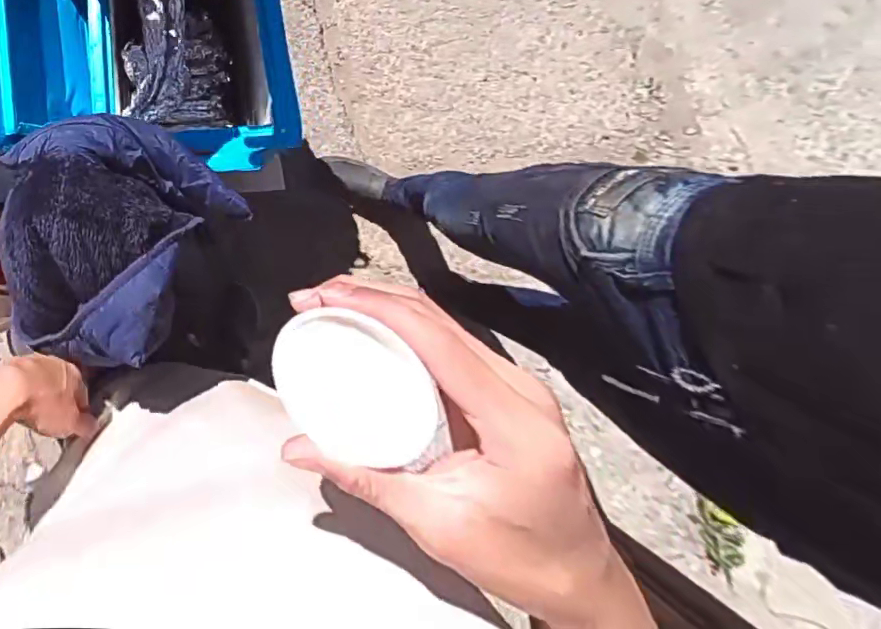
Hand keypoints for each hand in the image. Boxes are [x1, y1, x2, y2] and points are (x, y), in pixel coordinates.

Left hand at [0, 355, 96, 439]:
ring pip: (42, 380)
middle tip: (55, 421)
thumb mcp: (71, 423)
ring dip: (41, 394)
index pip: (83, 393)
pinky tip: (21, 405)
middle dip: (60, 400)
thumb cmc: (44, 404)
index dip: (81, 411)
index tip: (76, 425)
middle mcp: (54, 360)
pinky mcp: (12, 365)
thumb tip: (91, 426)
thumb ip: (85, 425)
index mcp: (73, 372)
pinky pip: (23, 381)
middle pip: (62, 383)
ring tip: (36, 414)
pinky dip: (24, 391)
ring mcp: (32, 360)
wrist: (8, 390)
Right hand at [280, 277, 651, 628]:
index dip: (374, 306)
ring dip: (380, 302)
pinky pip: (445, 336)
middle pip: (434, 316)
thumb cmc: (524, 561)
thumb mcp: (434, 524)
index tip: (325, 299)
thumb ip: (360, 479)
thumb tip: (300, 450)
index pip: (436, 339)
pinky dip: (399, 319)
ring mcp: (514, 386)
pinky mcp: (500, 388)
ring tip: (330, 304)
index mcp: (514, 423)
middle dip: (366, 295)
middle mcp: (520, 393)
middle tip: (314, 299)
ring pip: (440, 318)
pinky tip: (369, 322)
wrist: (580, 585)